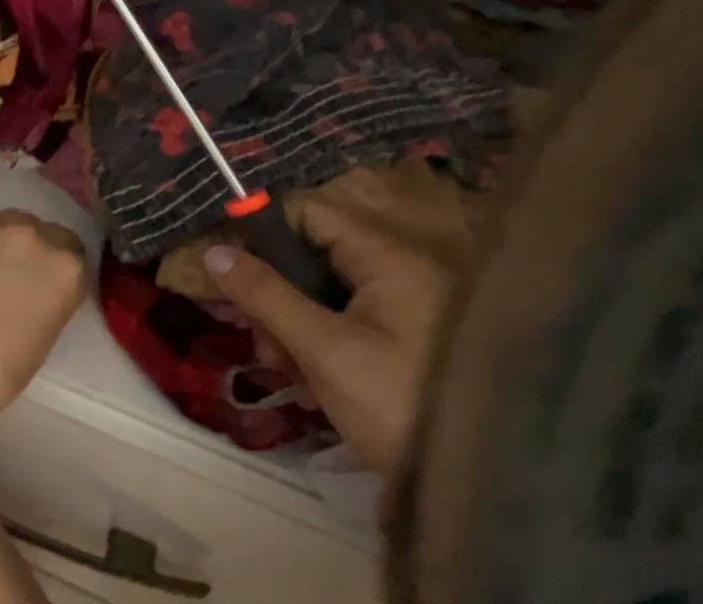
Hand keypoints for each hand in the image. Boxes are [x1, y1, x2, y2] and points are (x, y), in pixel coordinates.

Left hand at [0, 210, 88, 430]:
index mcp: (64, 267)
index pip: (75, 255)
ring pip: (7, 226)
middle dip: (37, 250)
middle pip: (43, 231)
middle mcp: (29, 237)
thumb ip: (50, 298)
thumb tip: (39, 289)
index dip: (63, 271)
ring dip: (6, 244)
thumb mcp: (44, 335)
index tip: (52, 286)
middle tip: (21, 280)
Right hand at [205, 199, 448, 481]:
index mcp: (389, 260)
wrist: (489, 489)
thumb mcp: (323, 348)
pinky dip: (320, 349)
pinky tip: (312, 387)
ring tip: (285, 373)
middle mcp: (401, 275)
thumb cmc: (400, 401)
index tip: (227, 271)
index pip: (308, 213)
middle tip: (260, 342)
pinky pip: (347, 327)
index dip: (261, 233)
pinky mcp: (408, 348)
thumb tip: (212, 251)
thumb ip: (265, 294)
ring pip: (323, 297)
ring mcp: (409, 313)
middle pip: (311, 258)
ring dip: (290, 329)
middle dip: (273, 296)